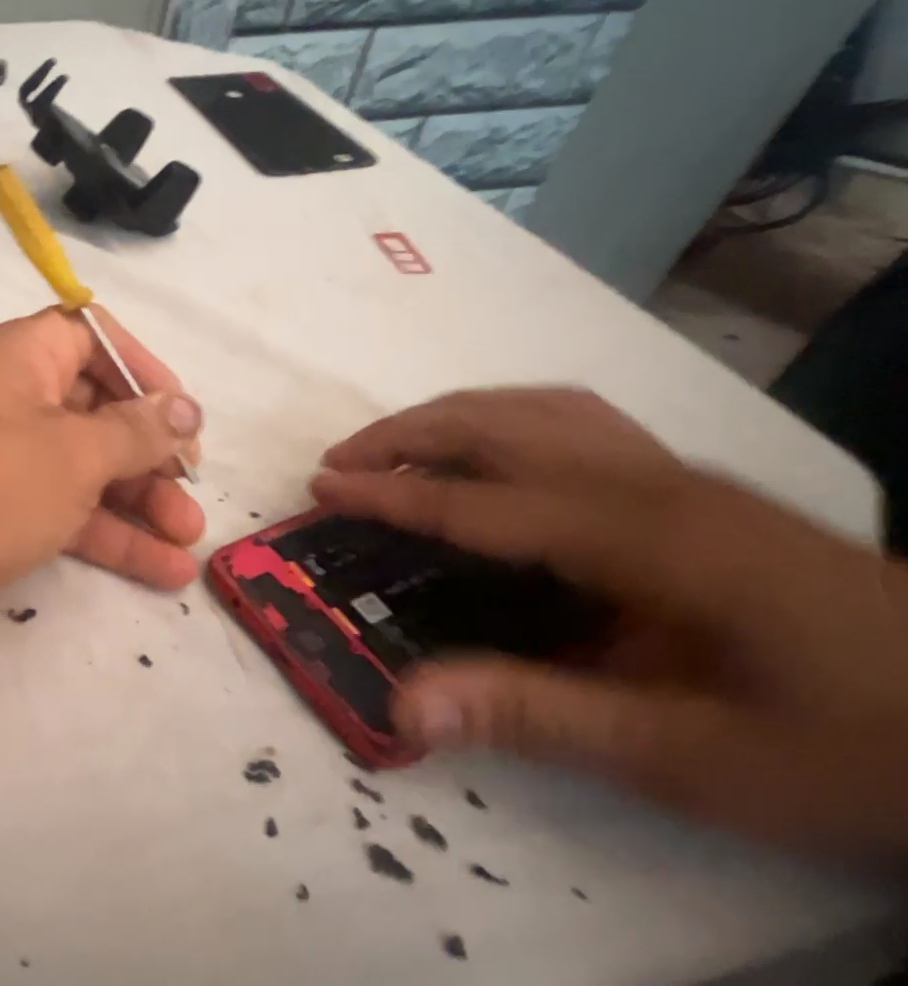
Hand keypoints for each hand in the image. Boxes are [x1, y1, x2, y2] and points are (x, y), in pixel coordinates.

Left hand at [0, 306, 204, 646]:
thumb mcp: (73, 454)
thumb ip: (136, 432)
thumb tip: (185, 409)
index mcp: (22, 357)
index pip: (93, 339)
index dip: (144, 372)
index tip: (183, 419)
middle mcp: (9, 399)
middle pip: (95, 412)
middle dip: (150, 455)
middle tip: (192, 497)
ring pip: (82, 470)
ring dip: (137, 505)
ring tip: (189, 543)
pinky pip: (59, 511)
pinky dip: (105, 537)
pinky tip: (160, 571)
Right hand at [312, 388, 907, 852]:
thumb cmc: (848, 747)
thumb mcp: (688, 758)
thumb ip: (536, 718)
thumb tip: (402, 703)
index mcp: (643, 540)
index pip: (480, 500)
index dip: (390, 493)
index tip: (317, 488)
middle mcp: (655, 485)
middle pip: (503, 425)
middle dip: (406, 434)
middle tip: (338, 464)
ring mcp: (682, 477)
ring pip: (542, 408)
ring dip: (455, 416)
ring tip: (397, 448)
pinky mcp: (698, 489)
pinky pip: (579, 421)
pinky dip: (509, 418)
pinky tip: (495, 453)